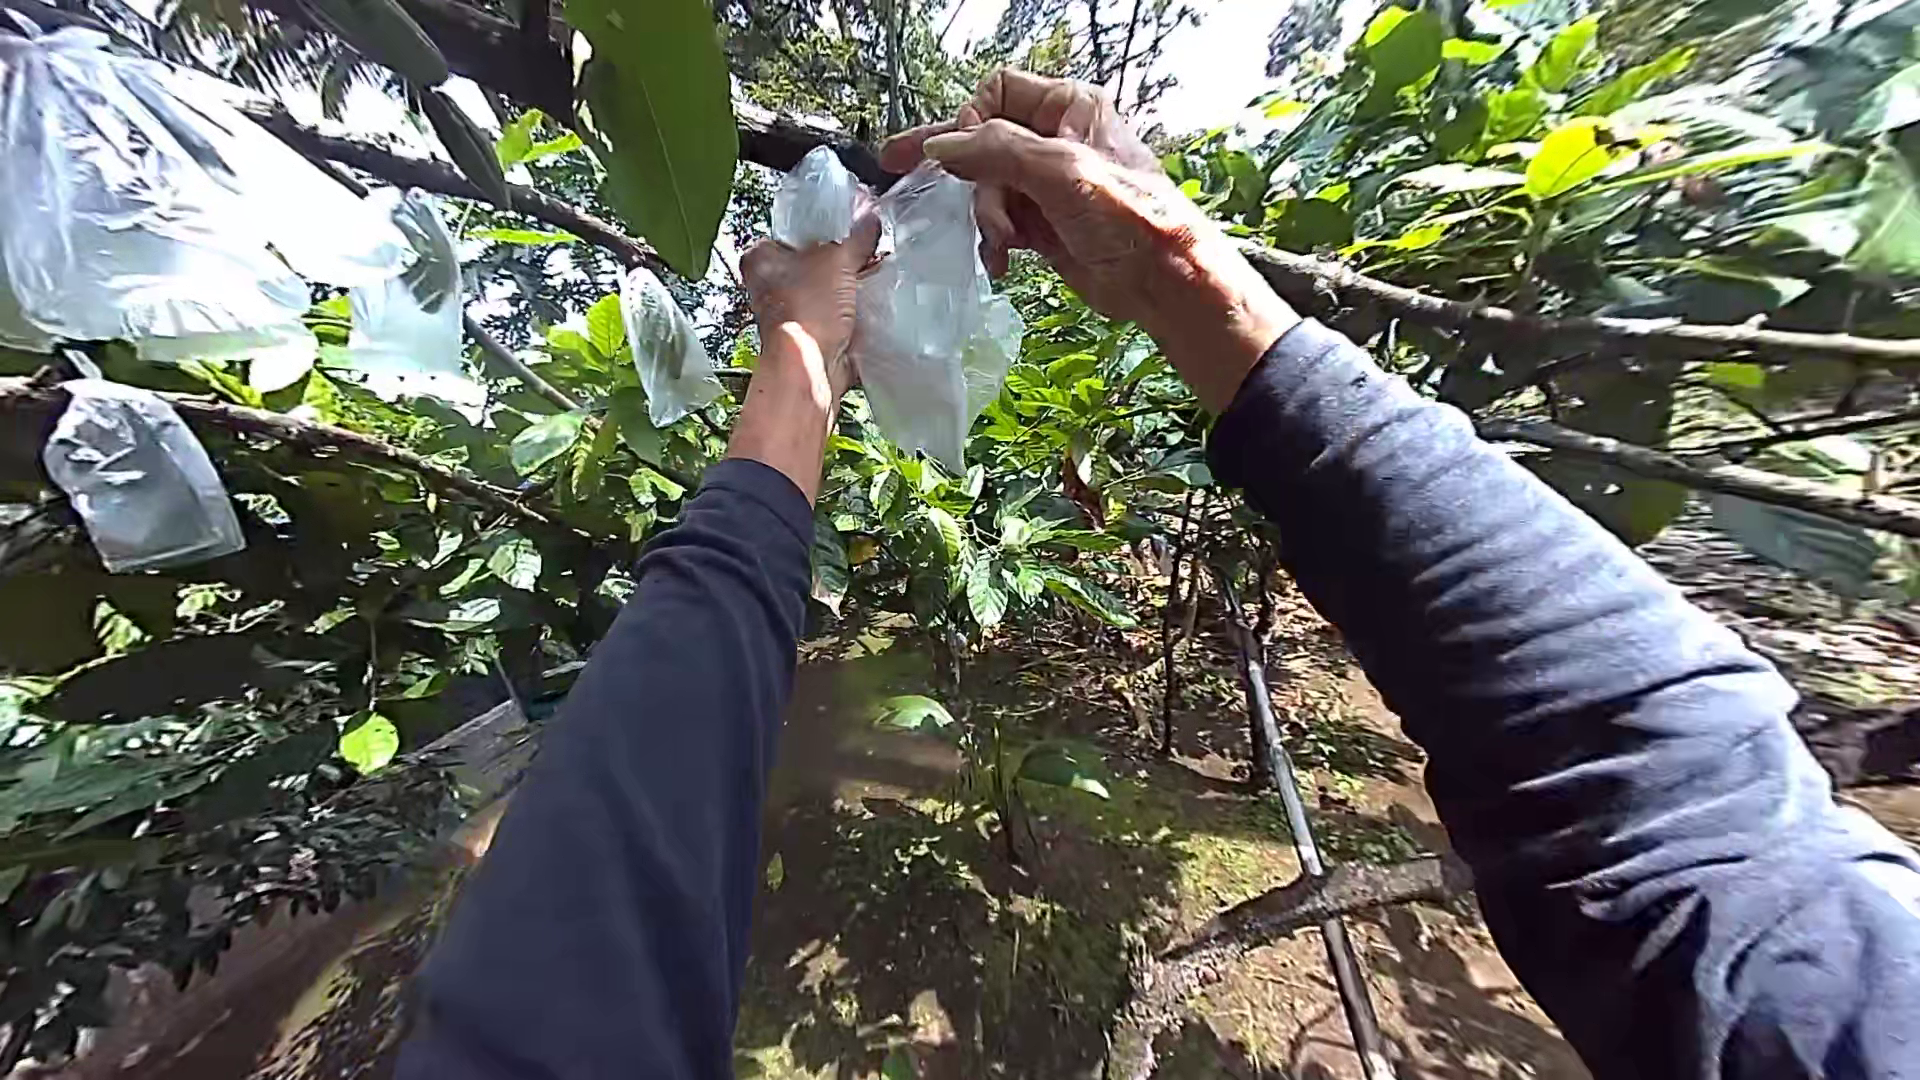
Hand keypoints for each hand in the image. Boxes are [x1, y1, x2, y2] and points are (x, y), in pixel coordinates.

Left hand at [739, 213, 881, 401]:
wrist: (811, 366)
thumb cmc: (809, 308)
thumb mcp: (836, 259)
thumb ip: (856, 237)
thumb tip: (870, 218)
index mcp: (762, 256)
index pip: (797, 229)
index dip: (827, 224)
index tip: (853, 223)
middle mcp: (771, 284)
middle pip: (815, 259)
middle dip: (843, 257)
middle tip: (869, 249)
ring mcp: (792, 312)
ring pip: (828, 288)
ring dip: (850, 285)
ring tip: (875, 272)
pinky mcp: (812, 334)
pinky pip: (838, 313)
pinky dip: (854, 309)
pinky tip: (873, 300)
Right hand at [880, 69, 1297, 410]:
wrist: (1156, 278)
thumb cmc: (1122, 214)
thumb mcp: (1058, 171)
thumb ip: (996, 151)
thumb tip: (939, 147)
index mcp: (1064, 109)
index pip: (996, 94)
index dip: (969, 124)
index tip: (957, 160)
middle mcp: (1053, 143)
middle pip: (985, 148)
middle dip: (971, 182)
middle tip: (930, 187)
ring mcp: (1046, 189)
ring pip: (989, 192)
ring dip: (986, 221)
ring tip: (1000, 248)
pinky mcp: (1043, 229)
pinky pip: (1001, 227)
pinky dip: (994, 244)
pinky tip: (999, 263)